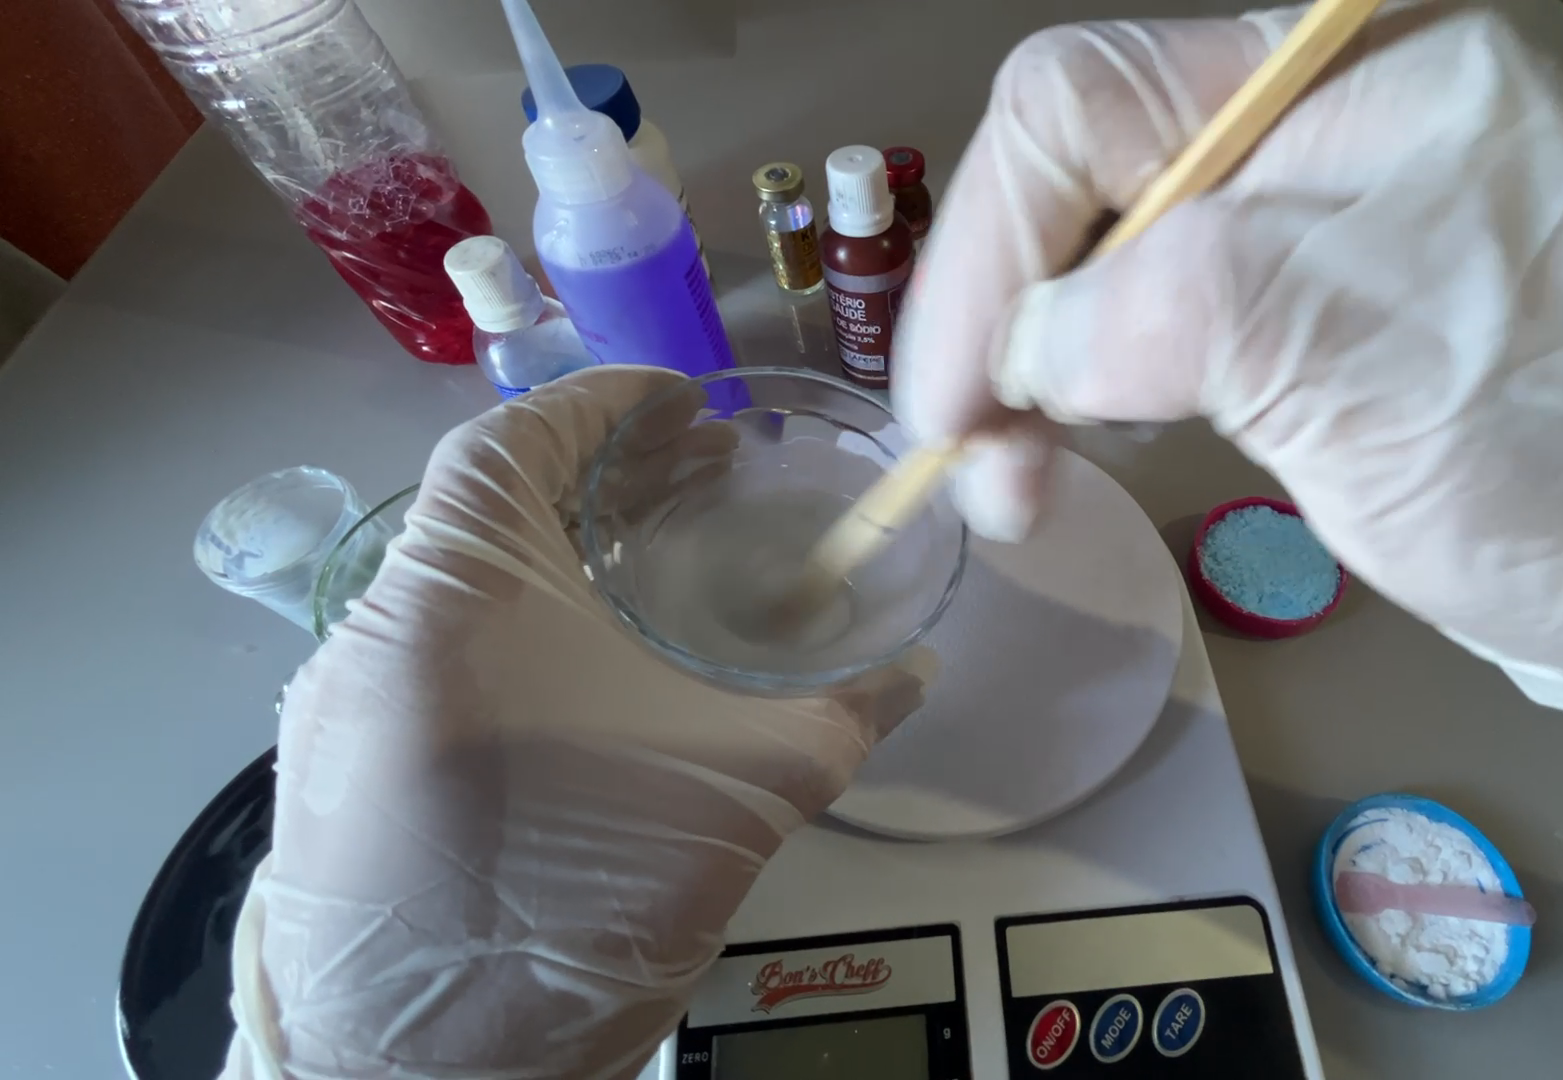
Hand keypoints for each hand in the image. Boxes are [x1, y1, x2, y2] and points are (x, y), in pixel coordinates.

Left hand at [222, 367, 934, 1079]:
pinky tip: (622, 625)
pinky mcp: (374, 740)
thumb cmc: (580, 907)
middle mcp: (396, 623)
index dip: (605, 400)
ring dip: (589, 525)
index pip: (515, 441)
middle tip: (717, 460)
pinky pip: (469, 620)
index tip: (688, 398)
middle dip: (621, 461)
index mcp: (464, 601)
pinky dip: (552, 591)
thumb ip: (842, 717)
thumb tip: (922, 669)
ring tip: (685, 525)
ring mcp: (370, 685)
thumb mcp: (739, 793)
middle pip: (511, 491)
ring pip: (490, 557)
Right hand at [896, 3, 1562, 812]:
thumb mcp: (1380, 357)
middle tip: (966, 466)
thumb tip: (1027, 347)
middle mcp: (1277, 147)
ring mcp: (1265, 245)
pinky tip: (1057, 454)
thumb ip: (1178, 312)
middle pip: (1059, 197)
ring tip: (1008, 487)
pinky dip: (1062, 405)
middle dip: (987, 332)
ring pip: (1073, 279)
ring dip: (1014, 383)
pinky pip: (1115, 341)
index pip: (1076, 111)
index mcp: (1324, 91)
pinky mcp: (1258, 333)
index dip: (982, 254)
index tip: (944, 406)